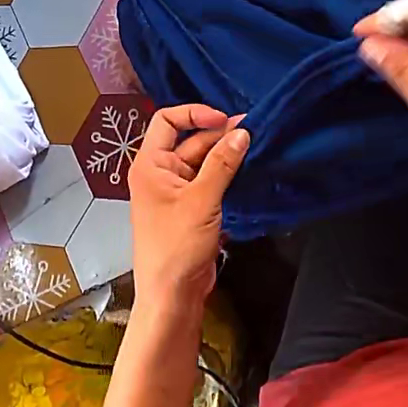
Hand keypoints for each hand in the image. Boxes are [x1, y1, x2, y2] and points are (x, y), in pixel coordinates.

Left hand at [127, 105, 248, 304]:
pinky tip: (250, 171)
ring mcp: (175, 191)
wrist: (171, 293)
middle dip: (220, 135)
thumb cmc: (175, 247)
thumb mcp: (202, 201)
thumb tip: (241, 133)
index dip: (195, 113)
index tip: (225, 118)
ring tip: (258, 149)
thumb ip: (222, 164)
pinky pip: (209, 182)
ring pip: (203, 162)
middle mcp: (159, 173)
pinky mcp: (190, 207)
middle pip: (191, 141)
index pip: (167, 121)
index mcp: (150, 164)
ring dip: (226, 156)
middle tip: (255, 132)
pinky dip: (227, 175)